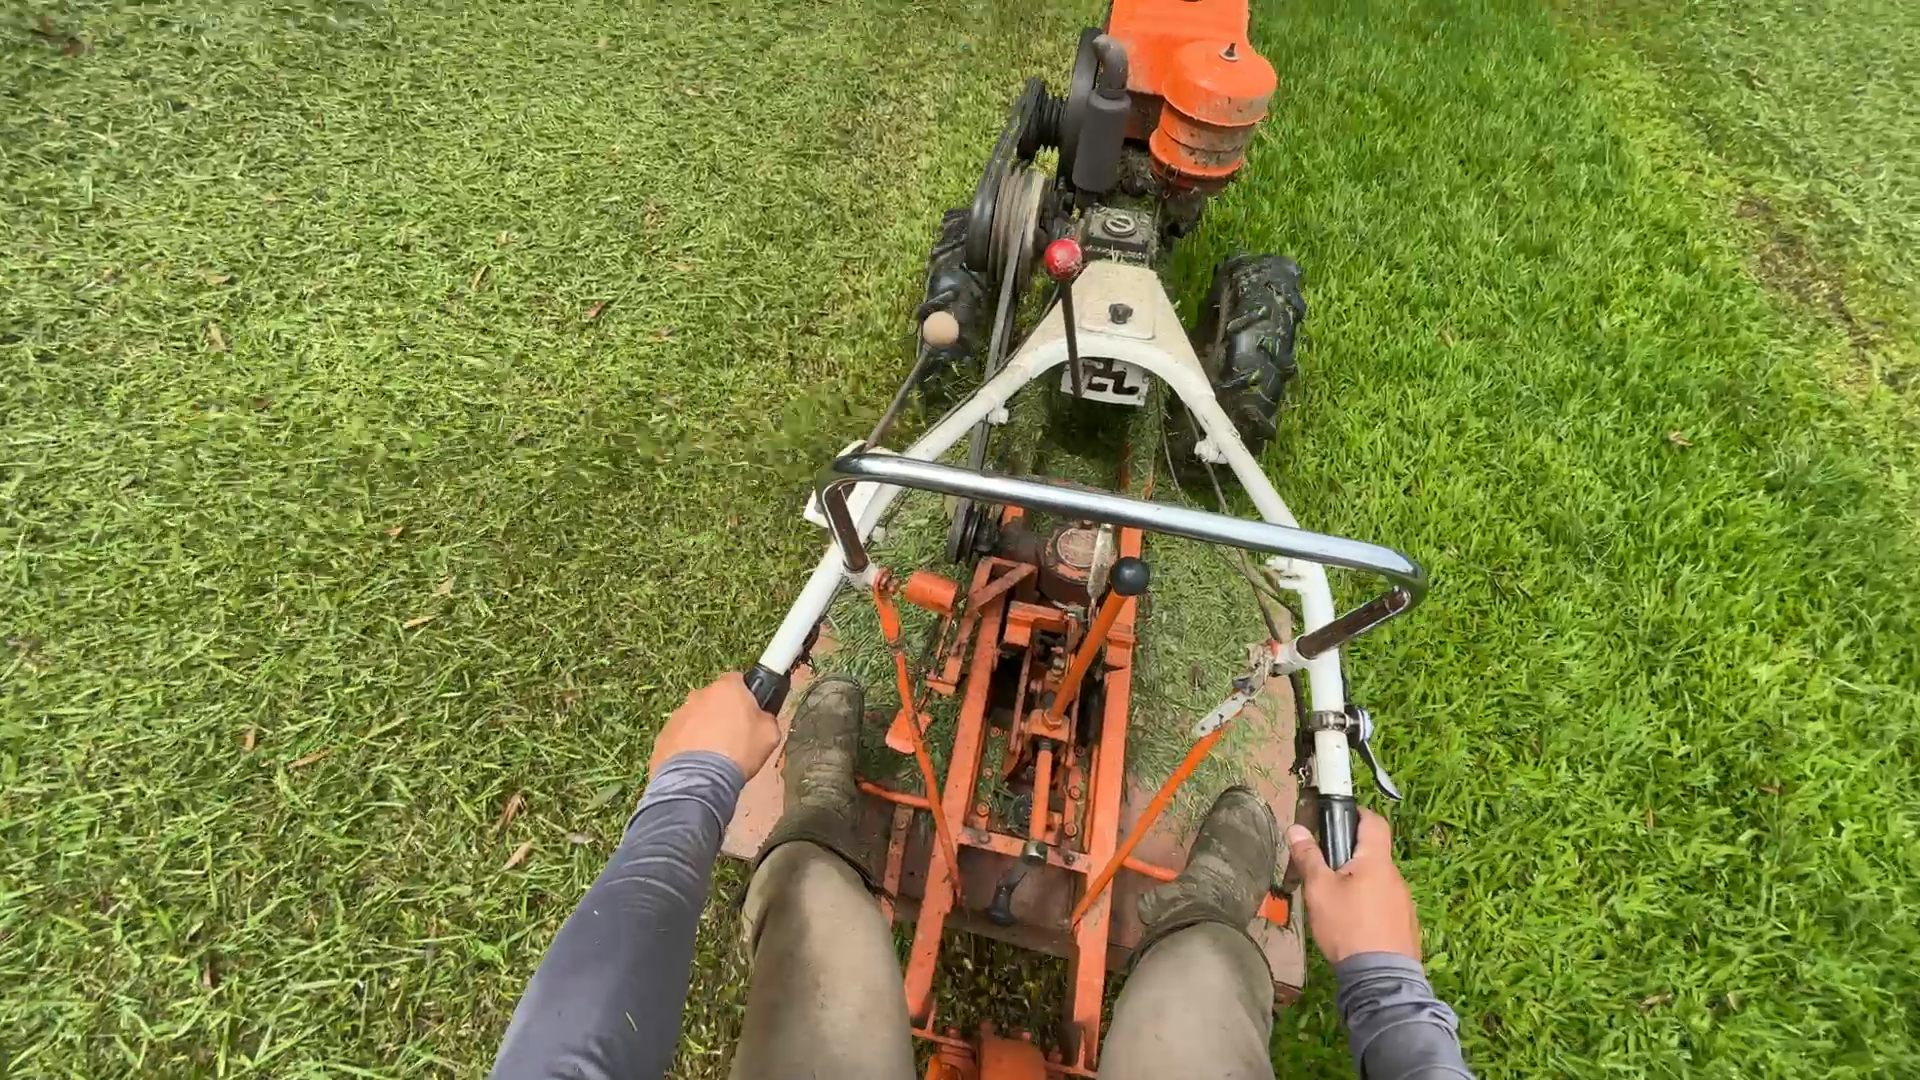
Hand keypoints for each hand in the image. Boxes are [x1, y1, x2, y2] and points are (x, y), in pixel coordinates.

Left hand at [648, 672, 781, 780]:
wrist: (699, 781)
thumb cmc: (739, 752)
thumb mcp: (770, 734)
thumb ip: (766, 718)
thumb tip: (761, 718)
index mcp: (727, 688)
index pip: (737, 679)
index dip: (744, 694)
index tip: (748, 711)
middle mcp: (699, 695)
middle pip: (713, 699)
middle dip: (721, 712)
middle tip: (732, 736)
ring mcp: (678, 715)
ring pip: (695, 717)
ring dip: (703, 729)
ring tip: (713, 755)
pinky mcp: (663, 736)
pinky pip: (680, 737)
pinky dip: (687, 746)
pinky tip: (696, 765)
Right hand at [1285, 808, 1422, 964]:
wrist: (1381, 981)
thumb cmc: (1347, 925)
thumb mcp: (1319, 888)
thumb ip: (1309, 856)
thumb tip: (1297, 829)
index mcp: (1376, 862)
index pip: (1374, 822)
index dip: (1357, 813)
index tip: (1336, 816)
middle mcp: (1395, 878)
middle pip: (1373, 854)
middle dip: (1349, 854)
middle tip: (1323, 867)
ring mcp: (1404, 904)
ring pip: (1377, 881)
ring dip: (1358, 882)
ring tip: (1334, 901)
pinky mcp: (1406, 927)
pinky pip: (1385, 904)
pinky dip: (1369, 904)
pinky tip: (1352, 923)